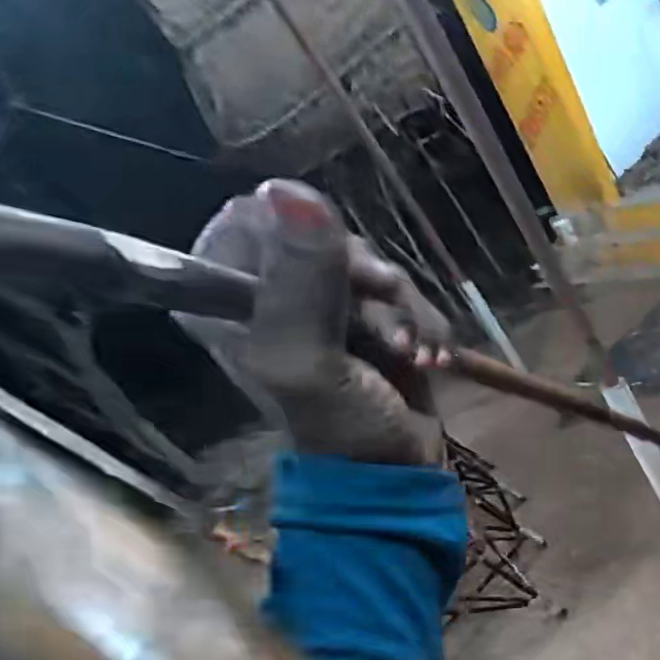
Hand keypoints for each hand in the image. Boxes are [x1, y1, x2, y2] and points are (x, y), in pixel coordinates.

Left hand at [192, 179, 450, 464]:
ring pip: (376, 269)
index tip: (357, 278)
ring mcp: (327, 306)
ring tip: (416, 355)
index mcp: (226, 293)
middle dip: (375, 284)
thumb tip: (293, 190)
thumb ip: (298, 280)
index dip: (315, 237)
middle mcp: (272, 291)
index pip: (259, 216)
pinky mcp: (373, 321)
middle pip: (328, 240)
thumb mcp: (307, 359)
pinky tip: (433, 358)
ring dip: (408, 312)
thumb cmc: (340, 425)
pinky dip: (428, 326)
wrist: (396, 469)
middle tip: (390, 327)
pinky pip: (406, 297)